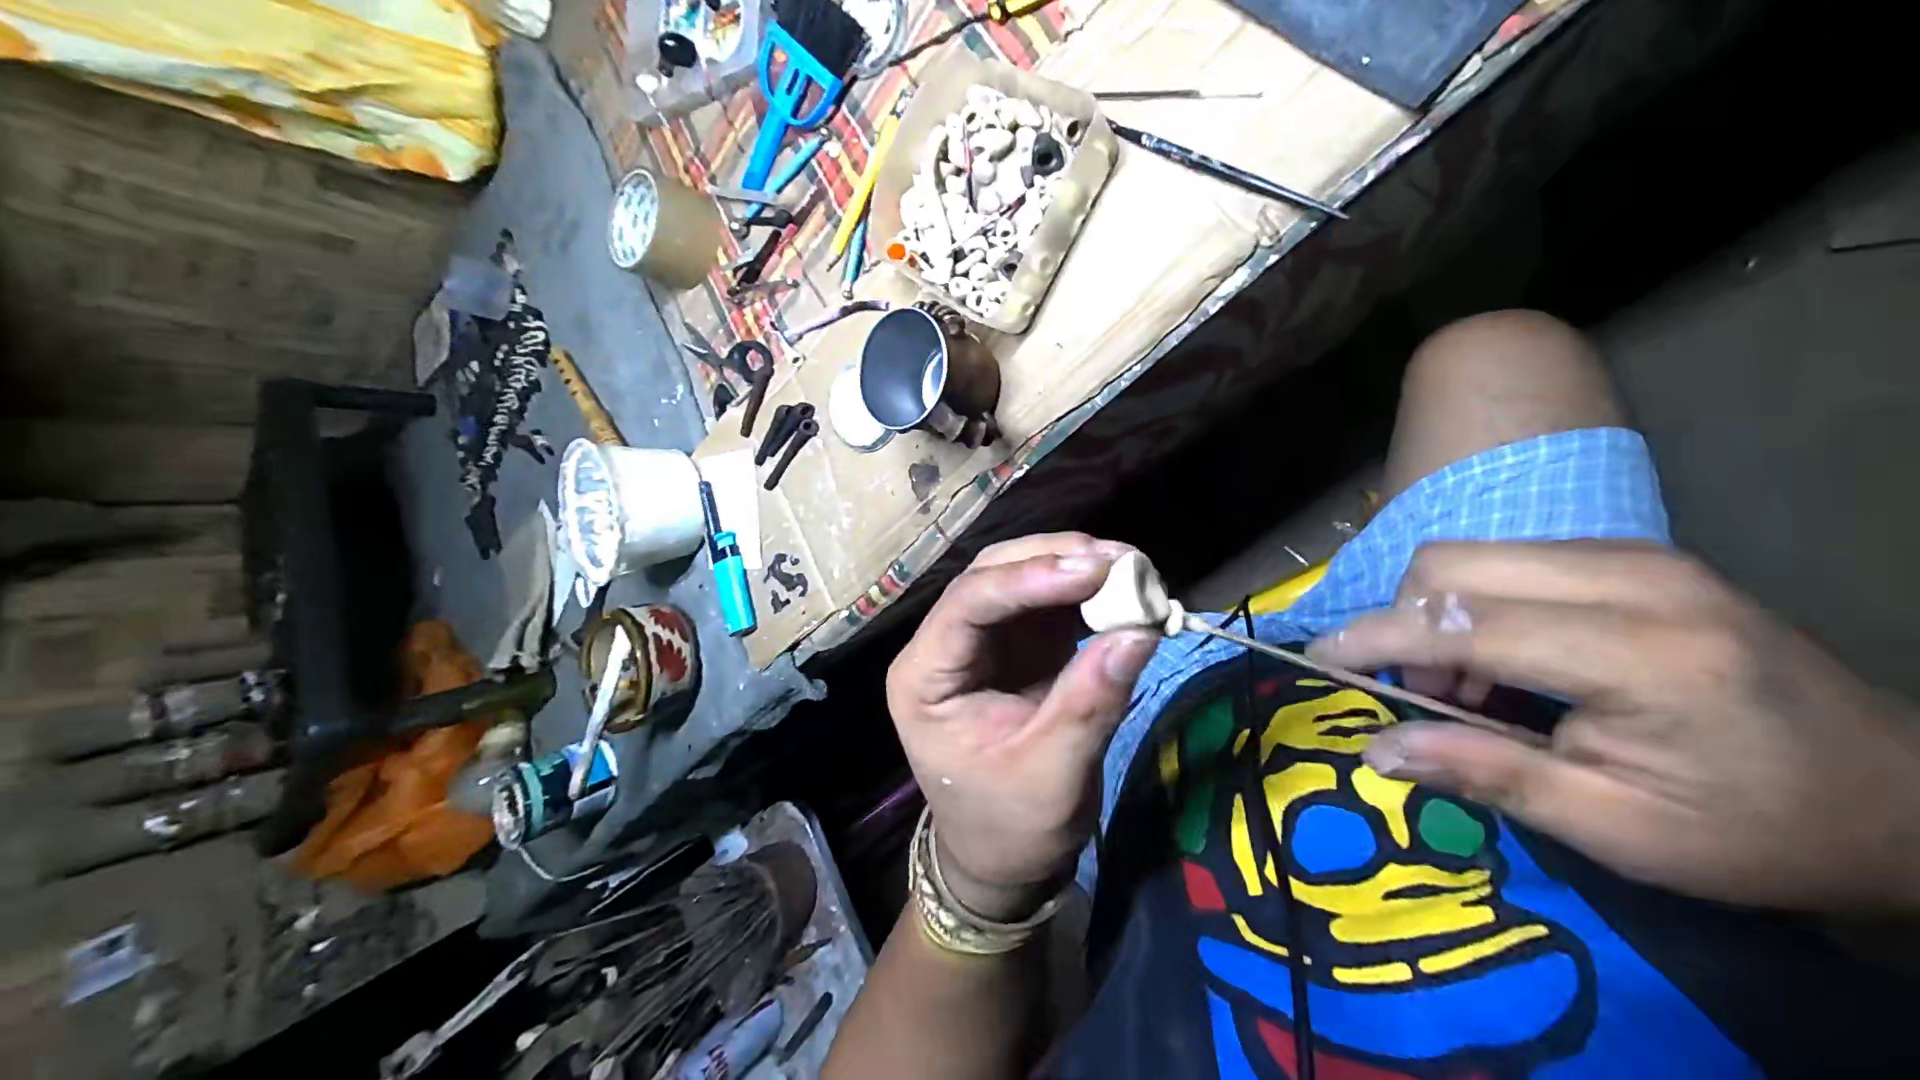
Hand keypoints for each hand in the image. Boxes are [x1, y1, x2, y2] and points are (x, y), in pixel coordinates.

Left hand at [887, 533, 1160, 919]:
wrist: (1003, 856)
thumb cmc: (1011, 826)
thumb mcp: (1052, 776)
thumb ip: (1090, 703)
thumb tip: (1140, 631)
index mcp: (925, 677)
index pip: (968, 603)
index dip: (1029, 579)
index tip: (1095, 570)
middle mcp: (946, 645)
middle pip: (991, 575)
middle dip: (1055, 559)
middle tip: (1122, 561)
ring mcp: (983, 641)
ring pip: (1022, 576)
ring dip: (1075, 566)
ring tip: (1132, 569)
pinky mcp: (1017, 646)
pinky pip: (1050, 603)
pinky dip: (1087, 593)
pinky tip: (1123, 593)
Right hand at [1308, 541, 1919, 913]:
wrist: (1902, 800)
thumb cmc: (1756, 830)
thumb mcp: (1617, 829)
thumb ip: (1488, 776)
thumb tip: (1375, 751)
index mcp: (1643, 655)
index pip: (1462, 622)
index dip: (1376, 639)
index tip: (1319, 660)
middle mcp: (1635, 579)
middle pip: (1453, 565)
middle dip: (1403, 623)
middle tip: (1421, 695)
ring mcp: (1638, 557)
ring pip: (1471, 555)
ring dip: (1435, 615)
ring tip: (1464, 687)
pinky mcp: (1633, 557)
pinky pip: (1506, 559)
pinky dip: (1472, 605)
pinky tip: (1501, 661)